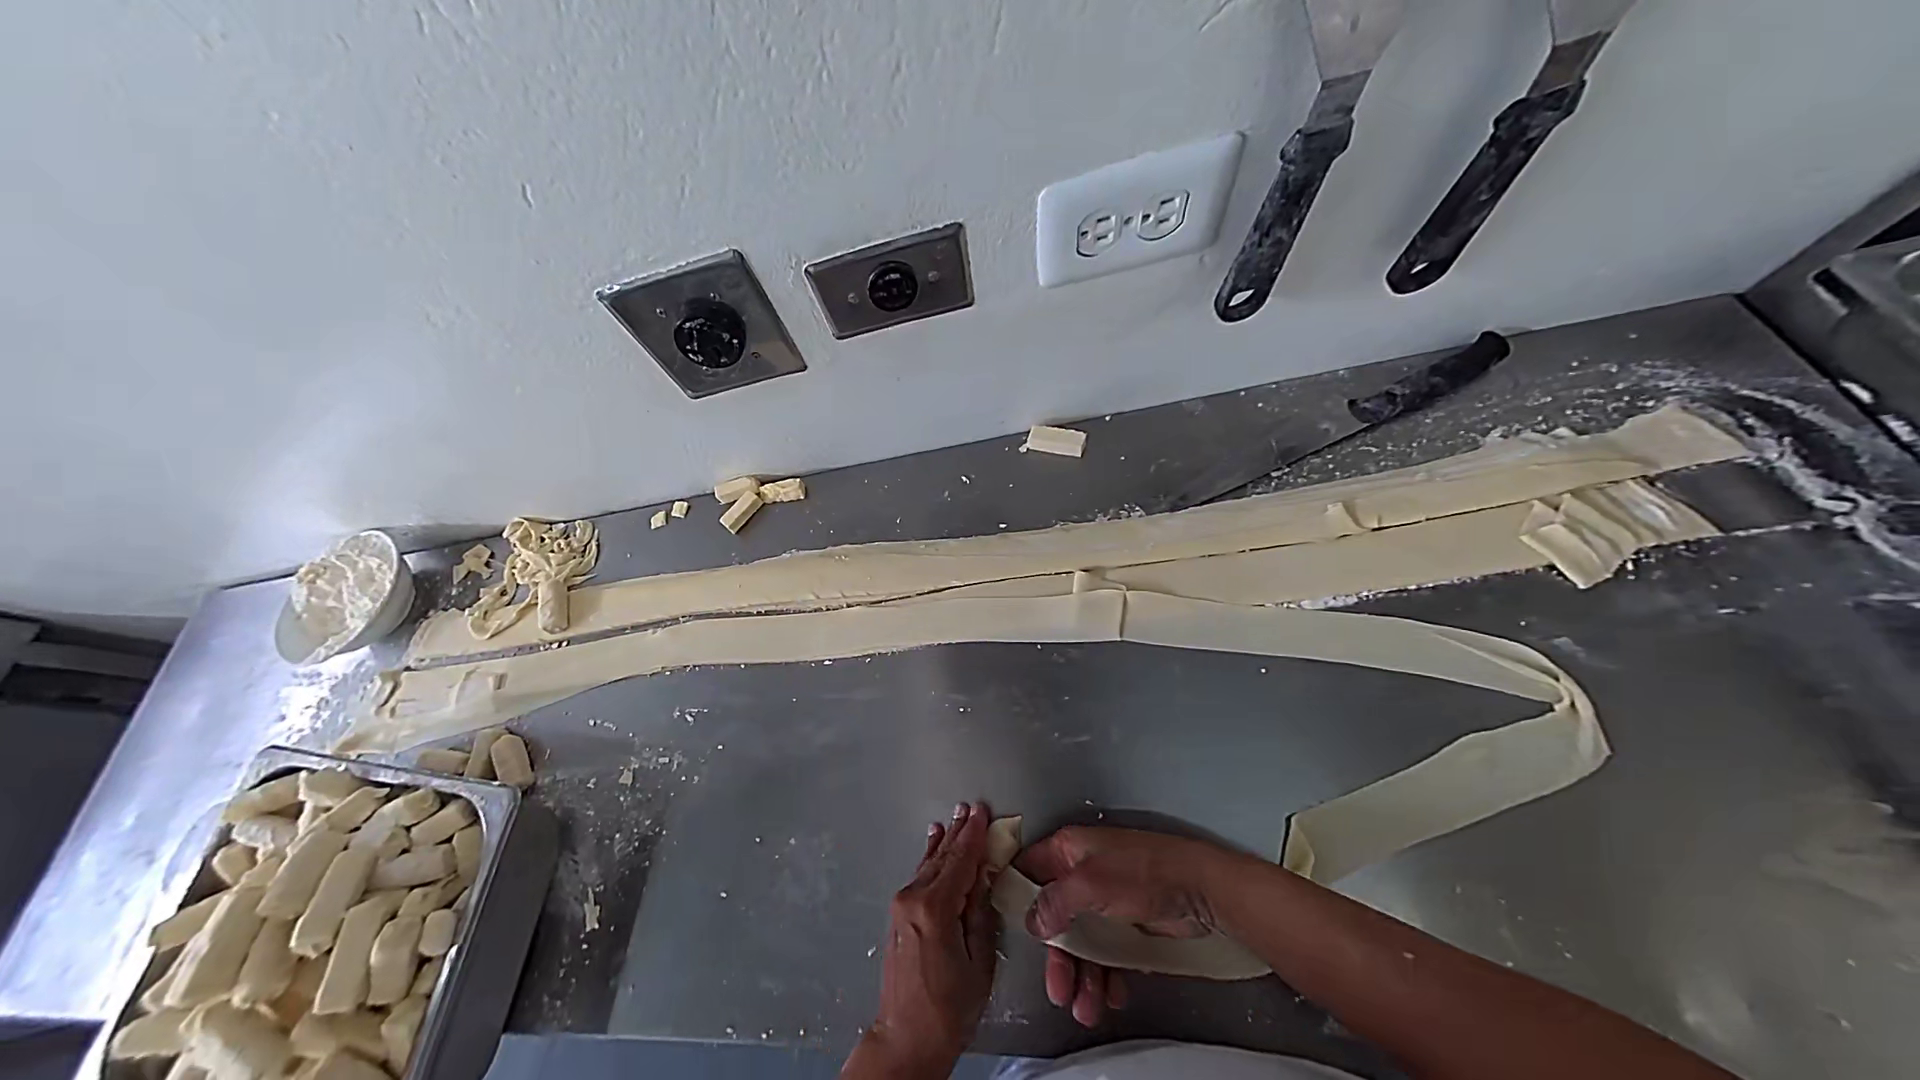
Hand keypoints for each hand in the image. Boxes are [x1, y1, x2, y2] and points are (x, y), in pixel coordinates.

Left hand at [842, 802, 998, 1079]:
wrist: (907, 1038)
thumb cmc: (948, 1009)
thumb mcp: (979, 960)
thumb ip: (980, 911)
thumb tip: (984, 876)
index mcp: (935, 909)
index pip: (961, 861)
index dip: (975, 835)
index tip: (984, 813)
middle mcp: (913, 899)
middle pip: (943, 857)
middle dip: (960, 832)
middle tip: (972, 808)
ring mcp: (901, 906)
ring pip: (930, 864)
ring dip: (945, 841)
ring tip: (956, 818)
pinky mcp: (898, 915)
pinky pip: (920, 876)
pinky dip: (931, 857)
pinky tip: (934, 843)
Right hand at [1014, 826, 1239, 1027]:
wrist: (1201, 889)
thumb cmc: (1141, 874)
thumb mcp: (1089, 884)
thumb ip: (1054, 901)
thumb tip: (1032, 920)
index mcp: (1069, 849)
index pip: (1029, 868)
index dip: (1016, 895)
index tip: (1006, 927)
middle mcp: (1082, 871)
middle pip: (1054, 916)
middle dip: (1056, 957)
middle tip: (1058, 990)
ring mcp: (1105, 898)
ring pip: (1081, 939)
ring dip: (1082, 975)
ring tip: (1087, 1008)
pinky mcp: (1127, 922)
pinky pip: (1106, 951)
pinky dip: (1107, 975)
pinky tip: (1113, 996)